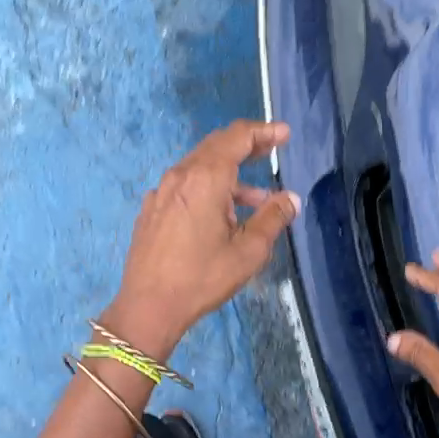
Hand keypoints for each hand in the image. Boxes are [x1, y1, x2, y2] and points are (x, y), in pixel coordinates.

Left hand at [103, 120, 297, 357]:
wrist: (148, 306)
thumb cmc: (202, 278)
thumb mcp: (248, 251)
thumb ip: (272, 218)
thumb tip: (290, 199)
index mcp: (205, 178)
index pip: (237, 137)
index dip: (263, 132)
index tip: (284, 135)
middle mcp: (180, 176)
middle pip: (216, 146)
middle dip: (246, 146)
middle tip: (271, 152)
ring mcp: (160, 192)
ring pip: (199, 169)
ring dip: (229, 175)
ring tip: (255, 200)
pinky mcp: (151, 210)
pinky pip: (184, 187)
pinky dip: (207, 189)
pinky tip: (219, 216)